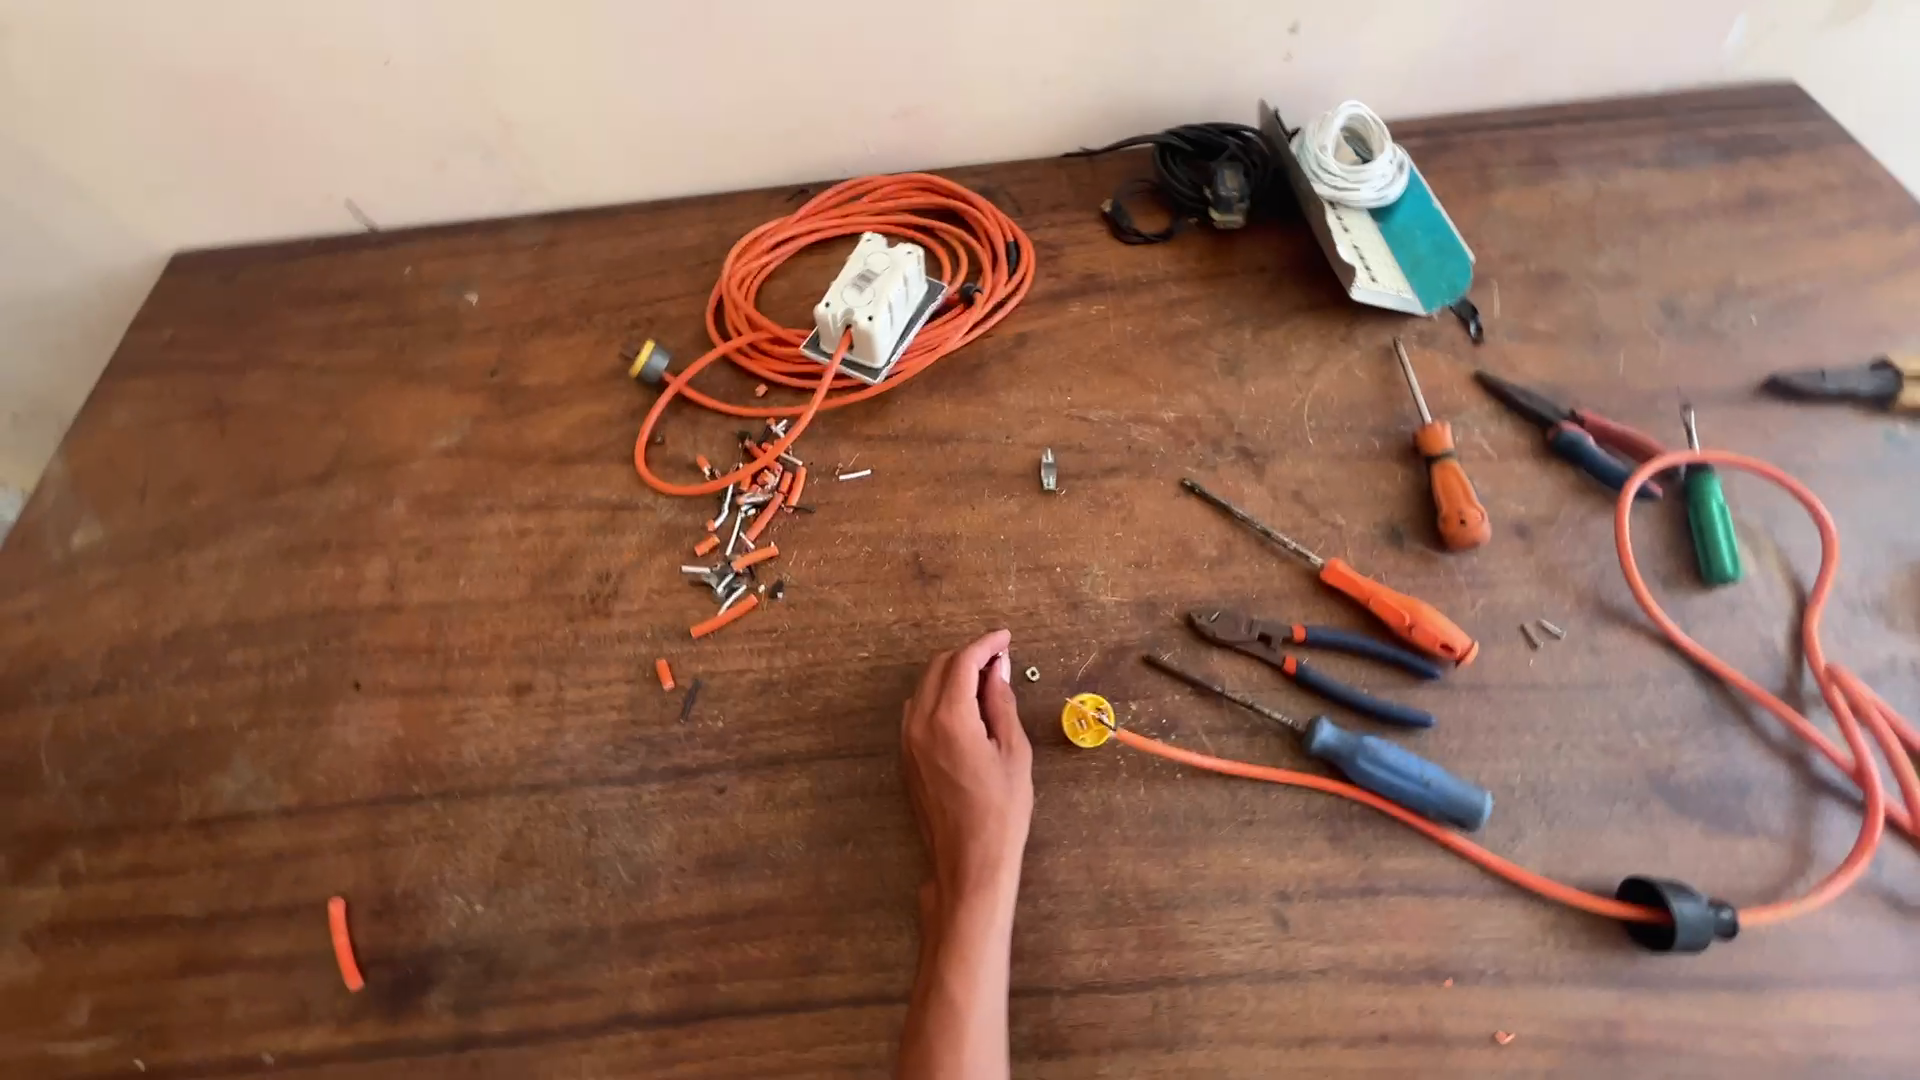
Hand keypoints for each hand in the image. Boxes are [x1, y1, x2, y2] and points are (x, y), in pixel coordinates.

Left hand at [901, 629, 1033, 908]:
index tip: (1006, 638)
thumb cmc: (1001, 811)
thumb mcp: (1014, 752)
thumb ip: (1002, 702)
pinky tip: (965, 709)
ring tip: (986, 684)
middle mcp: (920, 723)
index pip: (963, 661)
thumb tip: (998, 668)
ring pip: (925, 686)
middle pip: (939, 666)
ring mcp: (907, 740)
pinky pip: (918, 709)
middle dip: (969, 655)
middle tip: (1000, 660)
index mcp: (949, 718)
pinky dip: (939, 696)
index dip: (986, 644)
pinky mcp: (905, 756)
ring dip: (952, 674)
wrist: (968, 863)